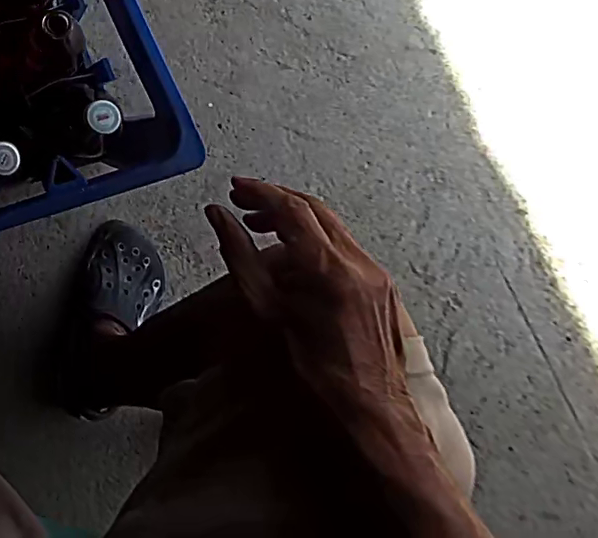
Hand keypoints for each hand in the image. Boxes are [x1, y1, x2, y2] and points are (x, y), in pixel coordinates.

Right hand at [205, 178, 417, 427]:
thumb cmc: (315, 367)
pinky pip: (342, 244)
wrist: (370, 410)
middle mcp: (358, 264)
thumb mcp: (263, 306)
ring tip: (260, 224)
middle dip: (274, 198)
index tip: (236, 187)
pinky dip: (311, 235)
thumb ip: (238, 253)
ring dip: (292, 216)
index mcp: (328, 268)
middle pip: (313, 208)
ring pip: (329, 223)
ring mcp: (374, 274)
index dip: (259, 191)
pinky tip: (290, 252)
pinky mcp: (380, 286)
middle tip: (242, 199)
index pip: (291, 208)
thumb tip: (218, 216)